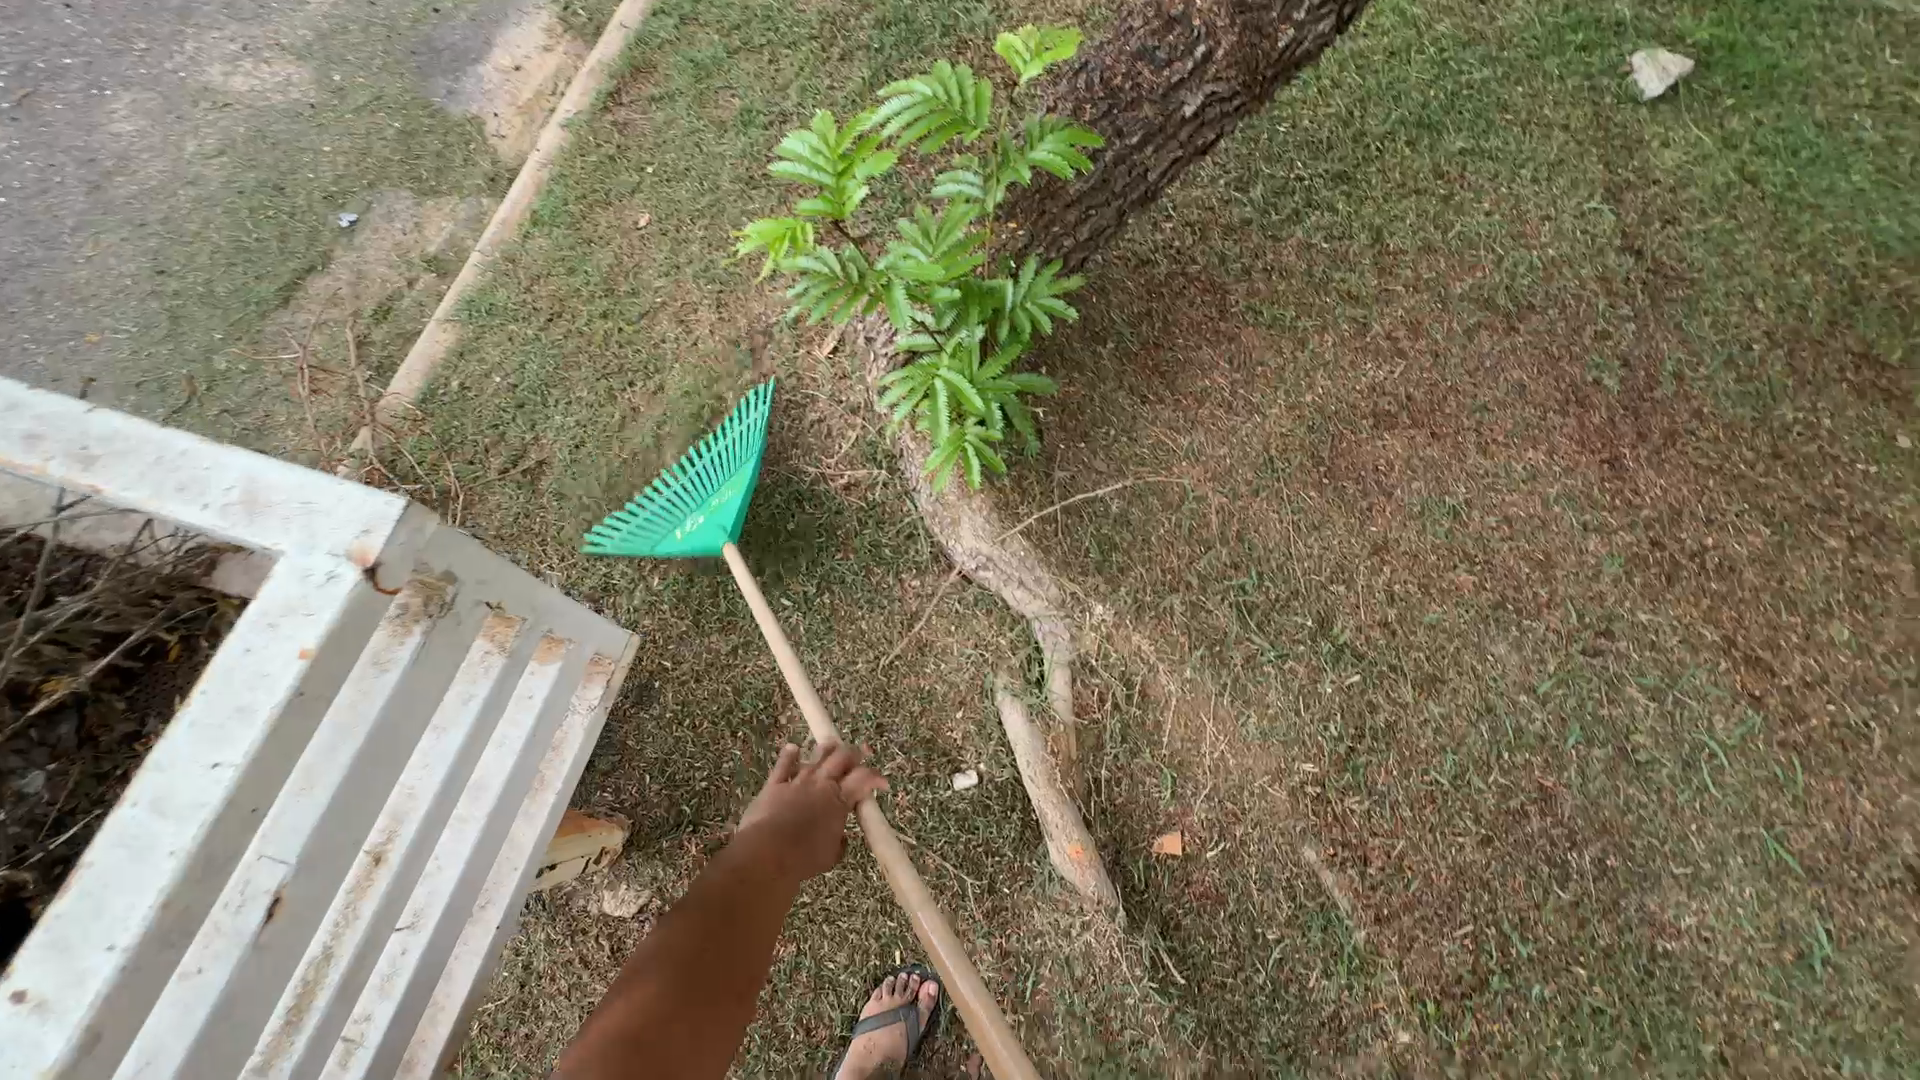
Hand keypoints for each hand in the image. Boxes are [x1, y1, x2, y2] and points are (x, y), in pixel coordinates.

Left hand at [735, 741, 887, 882]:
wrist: (767, 852)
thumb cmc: (804, 858)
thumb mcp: (832, 856)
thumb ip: (840, 842)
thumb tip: (841, 837)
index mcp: (839, 800)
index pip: (864, 779)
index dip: (876, 777)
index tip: (882, 783)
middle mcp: (821, 784)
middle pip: (842, 758)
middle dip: (854, 753)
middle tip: (862, 752)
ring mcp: (797, 781)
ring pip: (815, 756)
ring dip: (827, 748)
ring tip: (833, 743)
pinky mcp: (774, 785)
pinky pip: (783, 765)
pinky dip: (789, 755)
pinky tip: (793, 748)